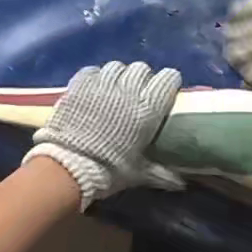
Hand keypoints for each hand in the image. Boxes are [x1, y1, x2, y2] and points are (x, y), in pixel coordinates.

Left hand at [23, 61, 184, 210]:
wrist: (70, 164)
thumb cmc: (109, 169)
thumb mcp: (140, 173)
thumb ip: (162, 174)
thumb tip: (181, 184)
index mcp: (147, 109)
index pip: (167, 79)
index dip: (168, 82)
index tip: (166, 89)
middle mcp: (127, 91)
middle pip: (140, 69)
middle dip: (142, 77)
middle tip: (138, 91)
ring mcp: (100, 85)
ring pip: (116, 67)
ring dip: (118, 75)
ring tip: (115, 87)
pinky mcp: (78, 85)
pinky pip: (91, 71)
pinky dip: (95, 76)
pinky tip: (95, 87)